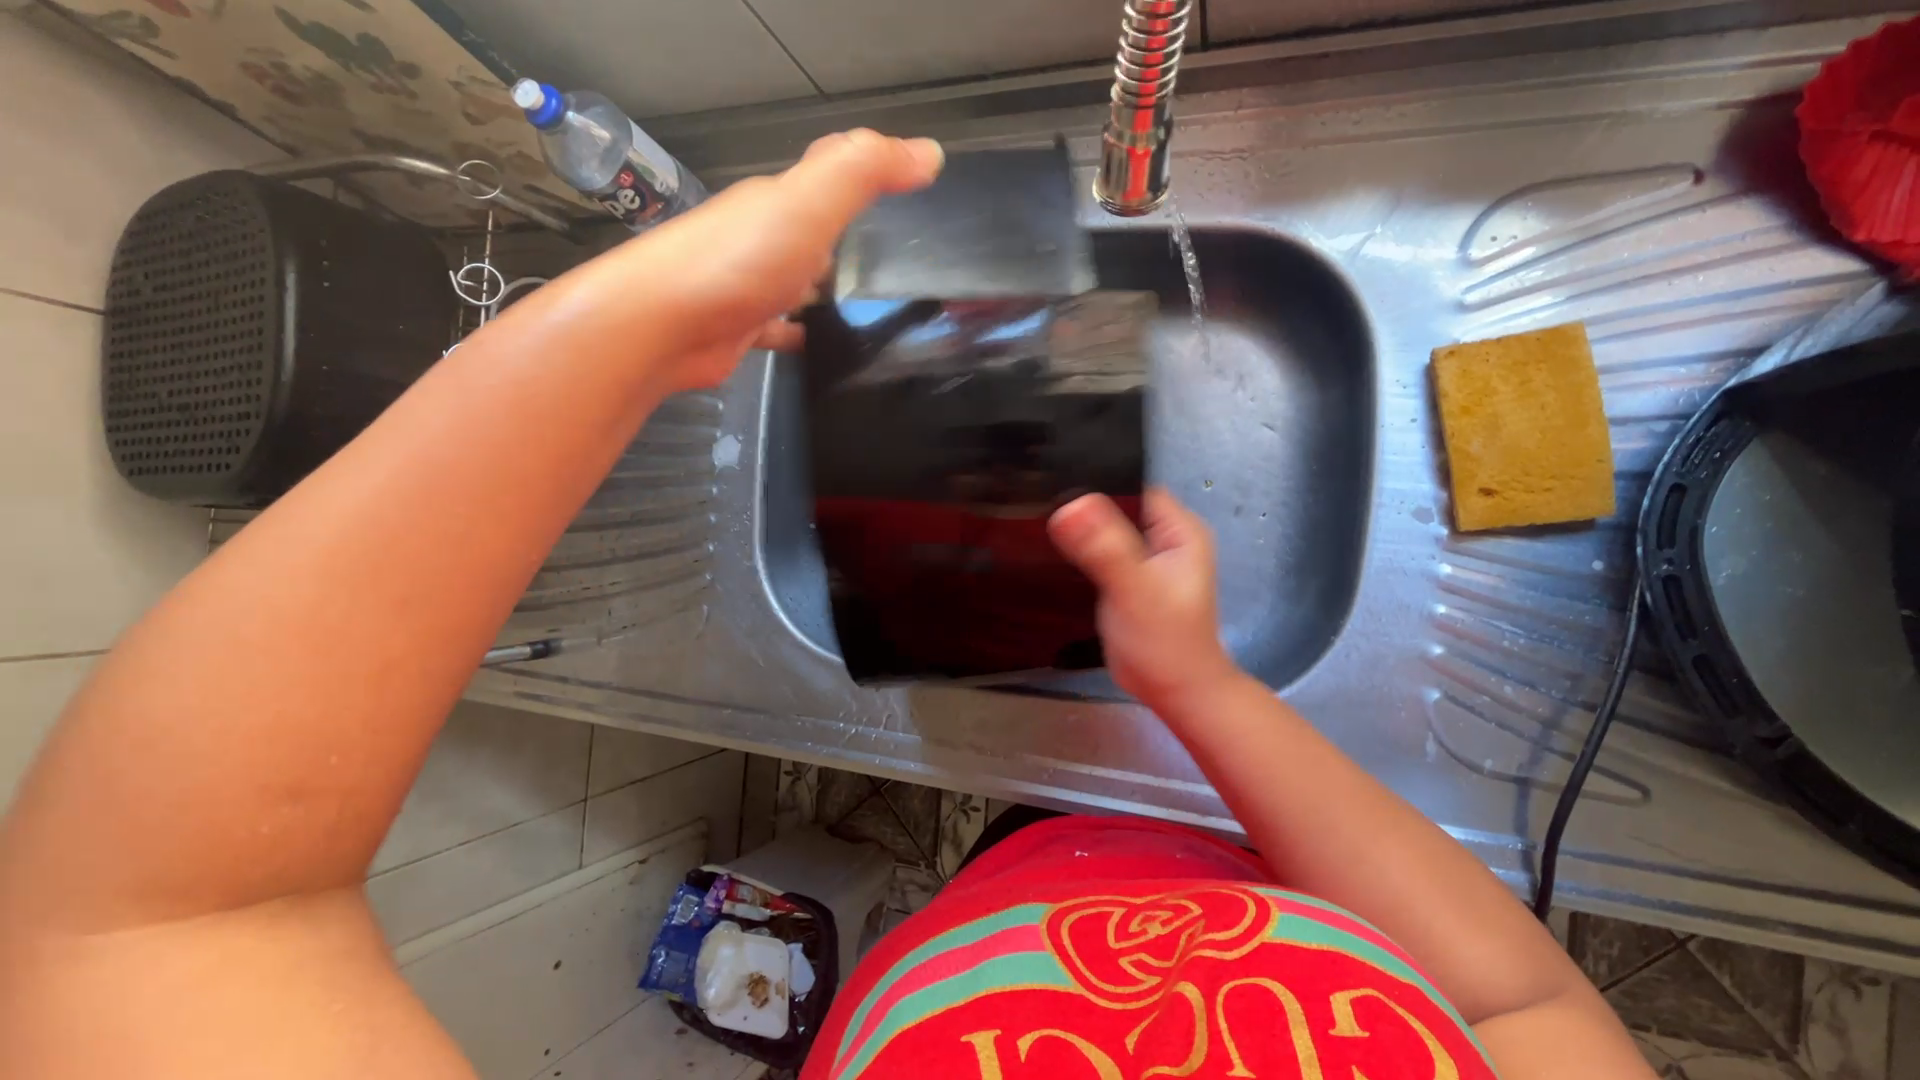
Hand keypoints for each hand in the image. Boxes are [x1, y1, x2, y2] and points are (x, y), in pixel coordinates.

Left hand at [582, 129, 942, 394]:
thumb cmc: (738, 261)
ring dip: (831, 290)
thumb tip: (929, 151)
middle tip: (905, 263)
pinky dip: (805, 334)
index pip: (830, 171)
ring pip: (800, 281)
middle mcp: (763, 236)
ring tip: (880, 312)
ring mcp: (749, 284)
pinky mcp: (740, 330)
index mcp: (780, 200)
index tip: (914, 184)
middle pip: (816, 230)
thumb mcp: (810, 203)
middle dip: (855, 240)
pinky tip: (831, 350)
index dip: (870, 169)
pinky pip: (782, 329)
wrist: (661, 326)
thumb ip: (865, 173)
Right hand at [1048, 489, 1241, 708]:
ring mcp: (1147, 560)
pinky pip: (1101, 554)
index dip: (1097, 486)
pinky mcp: (1129, 580)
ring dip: (1080, 532)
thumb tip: (1070, 505)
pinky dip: (1082, 554)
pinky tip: (1055, 554)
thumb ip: (1105, 548)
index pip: (1133, 487)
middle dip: (1083, 509)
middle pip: (1117, 507)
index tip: (1055, 487)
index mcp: (1180, 531)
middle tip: (1038, 507)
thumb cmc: (1165, 644)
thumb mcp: (1135, 590)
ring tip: (1039, 526)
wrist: (1175, 692)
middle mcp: (1166, 539)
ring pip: (1106, 531)